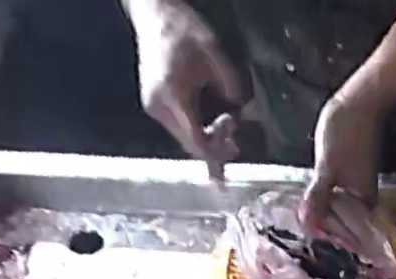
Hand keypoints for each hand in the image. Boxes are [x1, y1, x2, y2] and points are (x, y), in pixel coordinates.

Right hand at [130, 0, 245, 180]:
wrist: (153, 13)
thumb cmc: (180, 29)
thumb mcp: (213, 52)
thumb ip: (229, 82)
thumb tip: (242, 107)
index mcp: (173, 95)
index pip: (196, 140)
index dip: (217, 149)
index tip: (233, 143)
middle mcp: (159, 106)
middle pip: (190, 145)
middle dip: (214, 148)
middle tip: (234, 142)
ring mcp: (153, 108)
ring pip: (184, 140)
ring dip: (205, 141)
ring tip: (224, 130)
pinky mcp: (153, 106)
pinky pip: (178, 130)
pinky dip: (195, 132)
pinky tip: (208, 126)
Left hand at [302, 95, 383, 236]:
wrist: (362, 101)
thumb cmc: (346, 134)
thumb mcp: (327, 169)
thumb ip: (318, 197)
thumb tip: (307, 223)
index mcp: (362, 204)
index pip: (344, 234)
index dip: (326, 236)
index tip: (309, 237)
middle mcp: (365, 202)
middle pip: (343, 226)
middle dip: (324, 229)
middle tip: (302, 231)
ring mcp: (359, 190)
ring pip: (340, 213)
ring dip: (324, 217)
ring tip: (305, 220)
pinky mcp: (353, 180)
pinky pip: (339, 199)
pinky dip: (327, 203)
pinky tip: (314, 203)